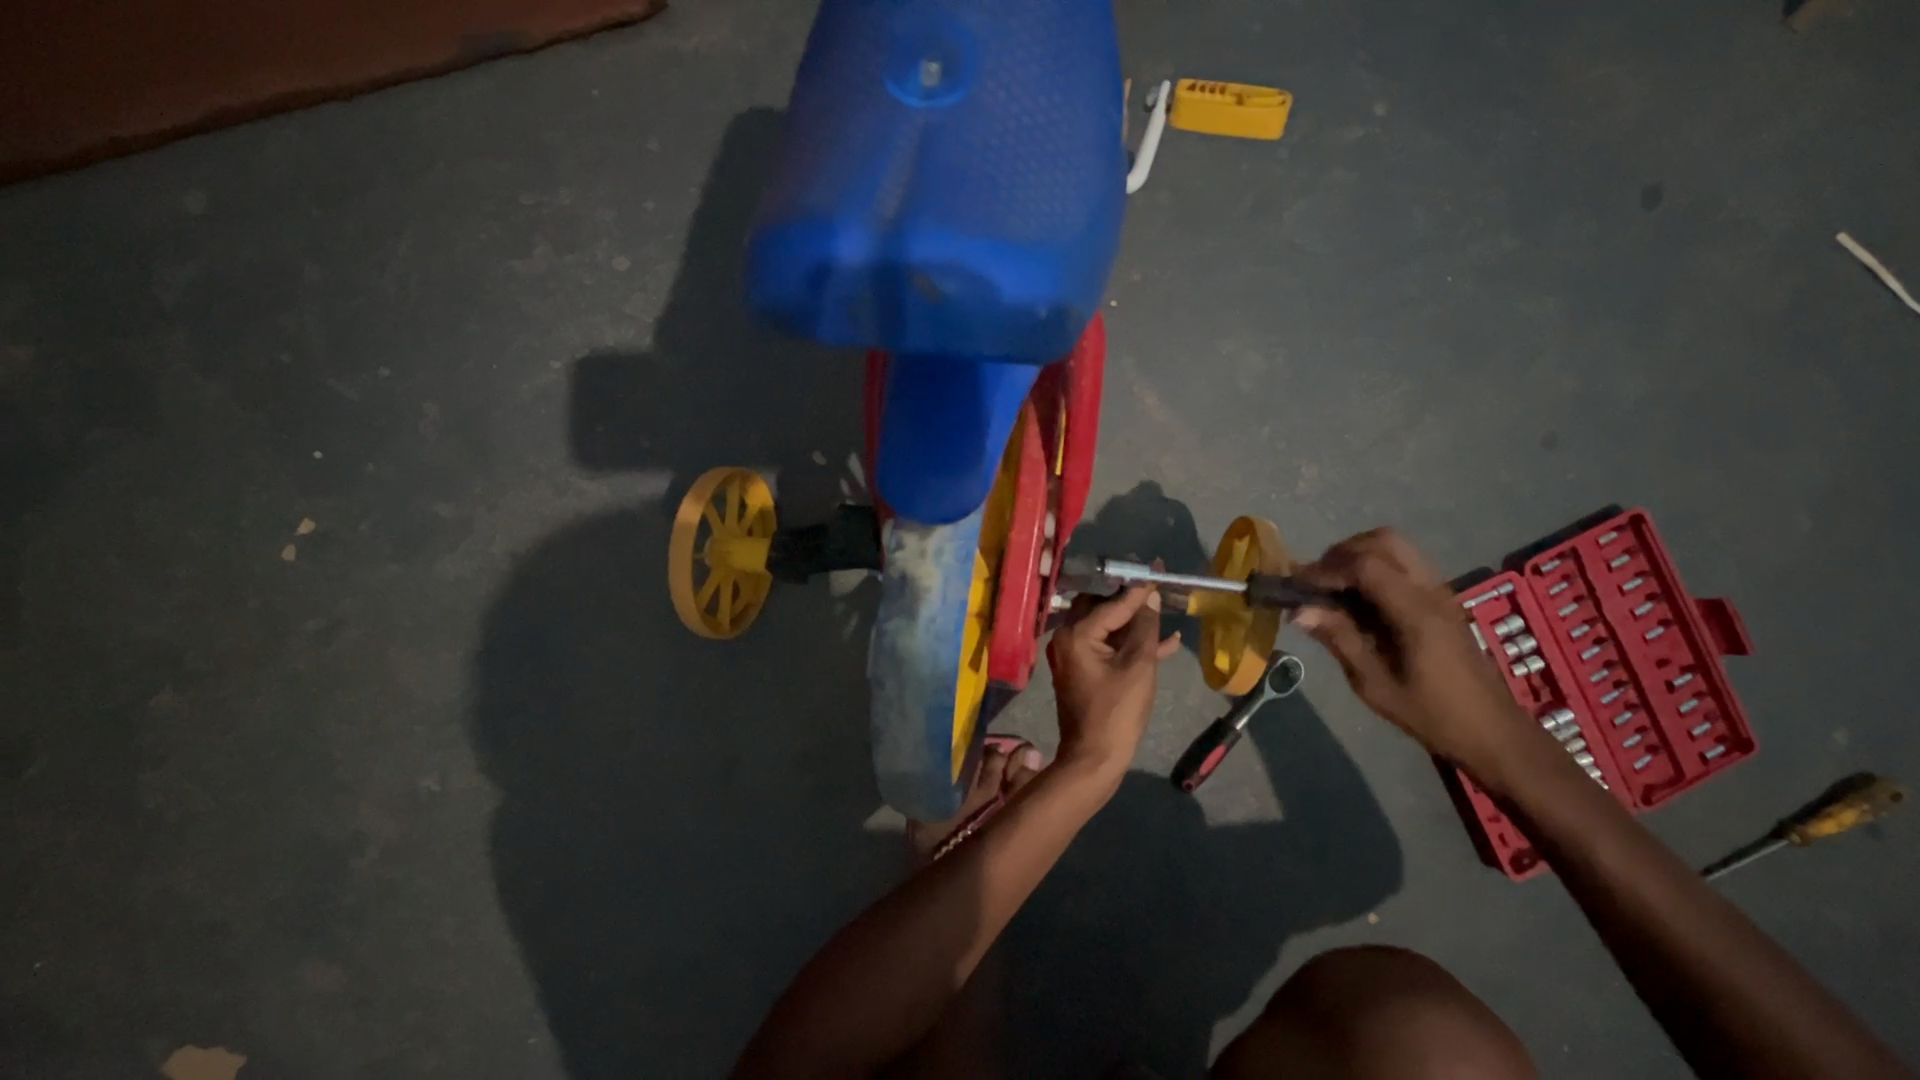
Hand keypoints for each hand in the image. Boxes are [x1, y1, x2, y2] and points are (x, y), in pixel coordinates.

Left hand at [1046, 583, 1182, 776]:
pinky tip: (1166, 644)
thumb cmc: (1118, 711)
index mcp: (1076, 633)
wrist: (1095, 758)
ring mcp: (1073, 657)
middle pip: (1101, 608)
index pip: (1111, 602)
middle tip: (1156, 588)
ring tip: (1165, 612)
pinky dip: (1131, 646)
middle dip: (1131, 600)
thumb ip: (1145, 626)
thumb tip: (1150, 594)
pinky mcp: (1084, 672)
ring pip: (1107, 629)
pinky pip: (1108, 649)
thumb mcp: (1139, 665)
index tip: (1157, 567)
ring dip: (1135, 624)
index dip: (1138, 587)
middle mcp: (1067, 639)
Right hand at [1292, 529, 1535, 781]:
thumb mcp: (1375, 684)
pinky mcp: (1444, 599)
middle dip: (1342, 552)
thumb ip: (1339, 639)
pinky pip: (1406, 563)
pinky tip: (1359, 597)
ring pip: (1397, 546)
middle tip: (1315, 580)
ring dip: (1359, 555)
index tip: (1297, 586)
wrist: (1491, 730)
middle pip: (1383, 541)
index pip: (1364, 565)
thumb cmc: (1431, 714)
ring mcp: (1442, 591)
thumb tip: (1299, 610)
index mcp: (1416, 612)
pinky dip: (1376, 565)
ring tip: (1333, 587)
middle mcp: (1431, 591)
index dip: (1326, 569)